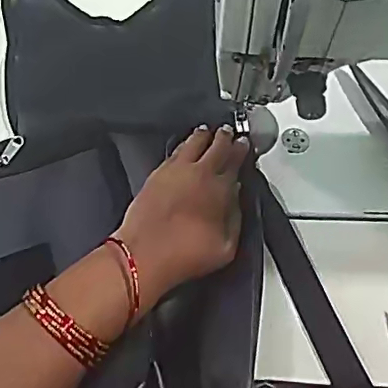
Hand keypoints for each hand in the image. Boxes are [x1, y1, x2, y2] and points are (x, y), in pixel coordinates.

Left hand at [115, 125, 249, 296]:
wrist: (143, 255)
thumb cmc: (183, 254)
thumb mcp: (226, 246)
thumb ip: (235, 218)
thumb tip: (237, 202)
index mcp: (219, 187)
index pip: (235, 160)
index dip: (241, 150)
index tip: (244, 145)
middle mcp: (198, 173)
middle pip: (215, 145)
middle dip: (224, 137)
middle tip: (228, 132)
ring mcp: (174, 171)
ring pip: (192, 143)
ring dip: (202, 136)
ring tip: (206, 132)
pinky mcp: (156, 174)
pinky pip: (174, 152)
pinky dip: (182, 145)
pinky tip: (183, 148)